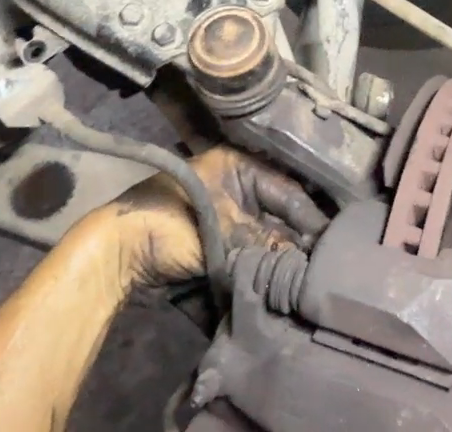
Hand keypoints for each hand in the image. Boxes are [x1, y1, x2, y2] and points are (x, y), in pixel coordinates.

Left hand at [92, 146, 329, 287]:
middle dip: (297, 242)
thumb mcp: (226, 233)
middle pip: (278, 216)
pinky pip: (247, 255)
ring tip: (306, 280)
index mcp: (238, 166)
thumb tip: (308, 263)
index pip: (288, 191)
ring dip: (280, 259)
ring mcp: (224, 217)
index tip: (333, 245)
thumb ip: (269, 245)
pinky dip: (261, 268)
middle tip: (322, 267)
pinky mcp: (215, 245)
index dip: (310, 219)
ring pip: (264, 239)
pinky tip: (280, 285)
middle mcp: (235, 187)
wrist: (119, 254)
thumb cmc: (171, 225)